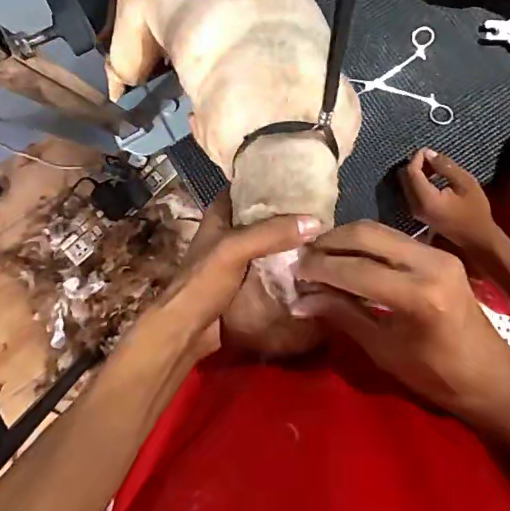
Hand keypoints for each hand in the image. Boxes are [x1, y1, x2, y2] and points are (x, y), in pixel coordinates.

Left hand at [150, 192, 321, 358]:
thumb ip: (271, 233)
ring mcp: (238, 257)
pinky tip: (310, 259)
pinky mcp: (246, 280)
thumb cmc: (203, 282)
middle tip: (321, 206)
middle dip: (287, 211)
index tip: (303, 179)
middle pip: (262, 214)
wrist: (187, 331)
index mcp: (220, 214)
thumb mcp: (235, 249)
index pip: (247, 186)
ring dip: (290, 237)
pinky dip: (288, 261)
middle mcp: (229, 231)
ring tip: (323, 229)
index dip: (271, 180)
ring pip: (269, 240)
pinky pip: (271, 264)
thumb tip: (315, 222)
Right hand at [294, 222, 509, 429]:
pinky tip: (347, 254)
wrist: (490, 374)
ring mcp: (439, 253)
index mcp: (419, 295)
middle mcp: (431, 263)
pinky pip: (394, 238)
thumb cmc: (436, 375)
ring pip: (380, 230)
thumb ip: (344, 314)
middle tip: (303, 257)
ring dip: (346, 238)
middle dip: (330, 243)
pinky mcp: (441, 252)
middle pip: (368, 235)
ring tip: (319, 254)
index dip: (320, 268)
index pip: (356, 269)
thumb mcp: (384, 349)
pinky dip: (366, 243)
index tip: (294, 271)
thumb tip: (302, 297)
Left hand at [400, 148, 497, 251]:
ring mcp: (415, 211)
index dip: (417, 157)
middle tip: (432, 157)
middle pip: (405, 177)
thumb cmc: (476, 210)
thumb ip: (446, 166)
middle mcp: (415, 206)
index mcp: (426, 199)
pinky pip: (411, 191)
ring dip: (417, 172)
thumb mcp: (466, 183)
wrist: (477, 239)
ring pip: (406, 184)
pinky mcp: (418, 214)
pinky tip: (434, 178)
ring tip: (435, 166)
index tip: (428, 149)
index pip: (412, 172)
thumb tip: (428, 153)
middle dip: (415, 163)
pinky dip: (418, 181)